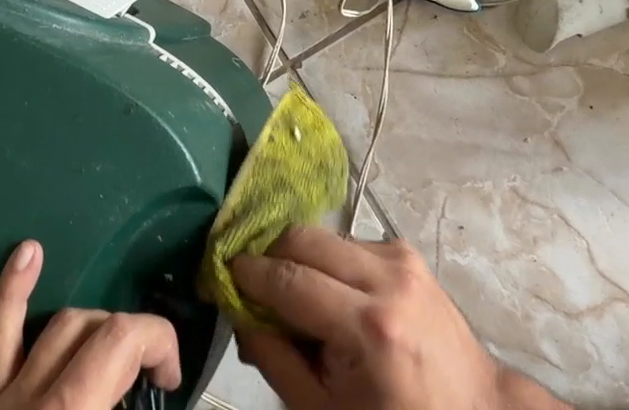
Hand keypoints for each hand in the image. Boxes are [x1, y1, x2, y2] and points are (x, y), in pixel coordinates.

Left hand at [0, 240, 182, 409]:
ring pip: (58, 327)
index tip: (169, 380)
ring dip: (96, 325)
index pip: (123, 340)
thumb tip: (160, 398)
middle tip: (151, 378)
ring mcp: (1, 397)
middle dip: (136, 339)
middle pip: (97, 329)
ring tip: (119, 344)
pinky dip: (13, 292)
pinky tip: (29, 253)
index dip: (161, 343)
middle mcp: (37, 397)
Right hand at [230, 227, 568, 409]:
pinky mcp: (407, 252)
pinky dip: (328, 263)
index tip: (221, 275)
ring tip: (298, 300)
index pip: (287, 279)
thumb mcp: (322, 409)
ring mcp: (401, 258)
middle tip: (255, 288)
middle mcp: (387, 279)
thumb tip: (237, 309)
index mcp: (368, 328)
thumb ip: (273, 356)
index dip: (247, 274)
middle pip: (303, 240)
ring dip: (300, 260)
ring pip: (323, 236)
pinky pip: (348, 243)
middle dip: (270, 257)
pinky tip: (334, 298)